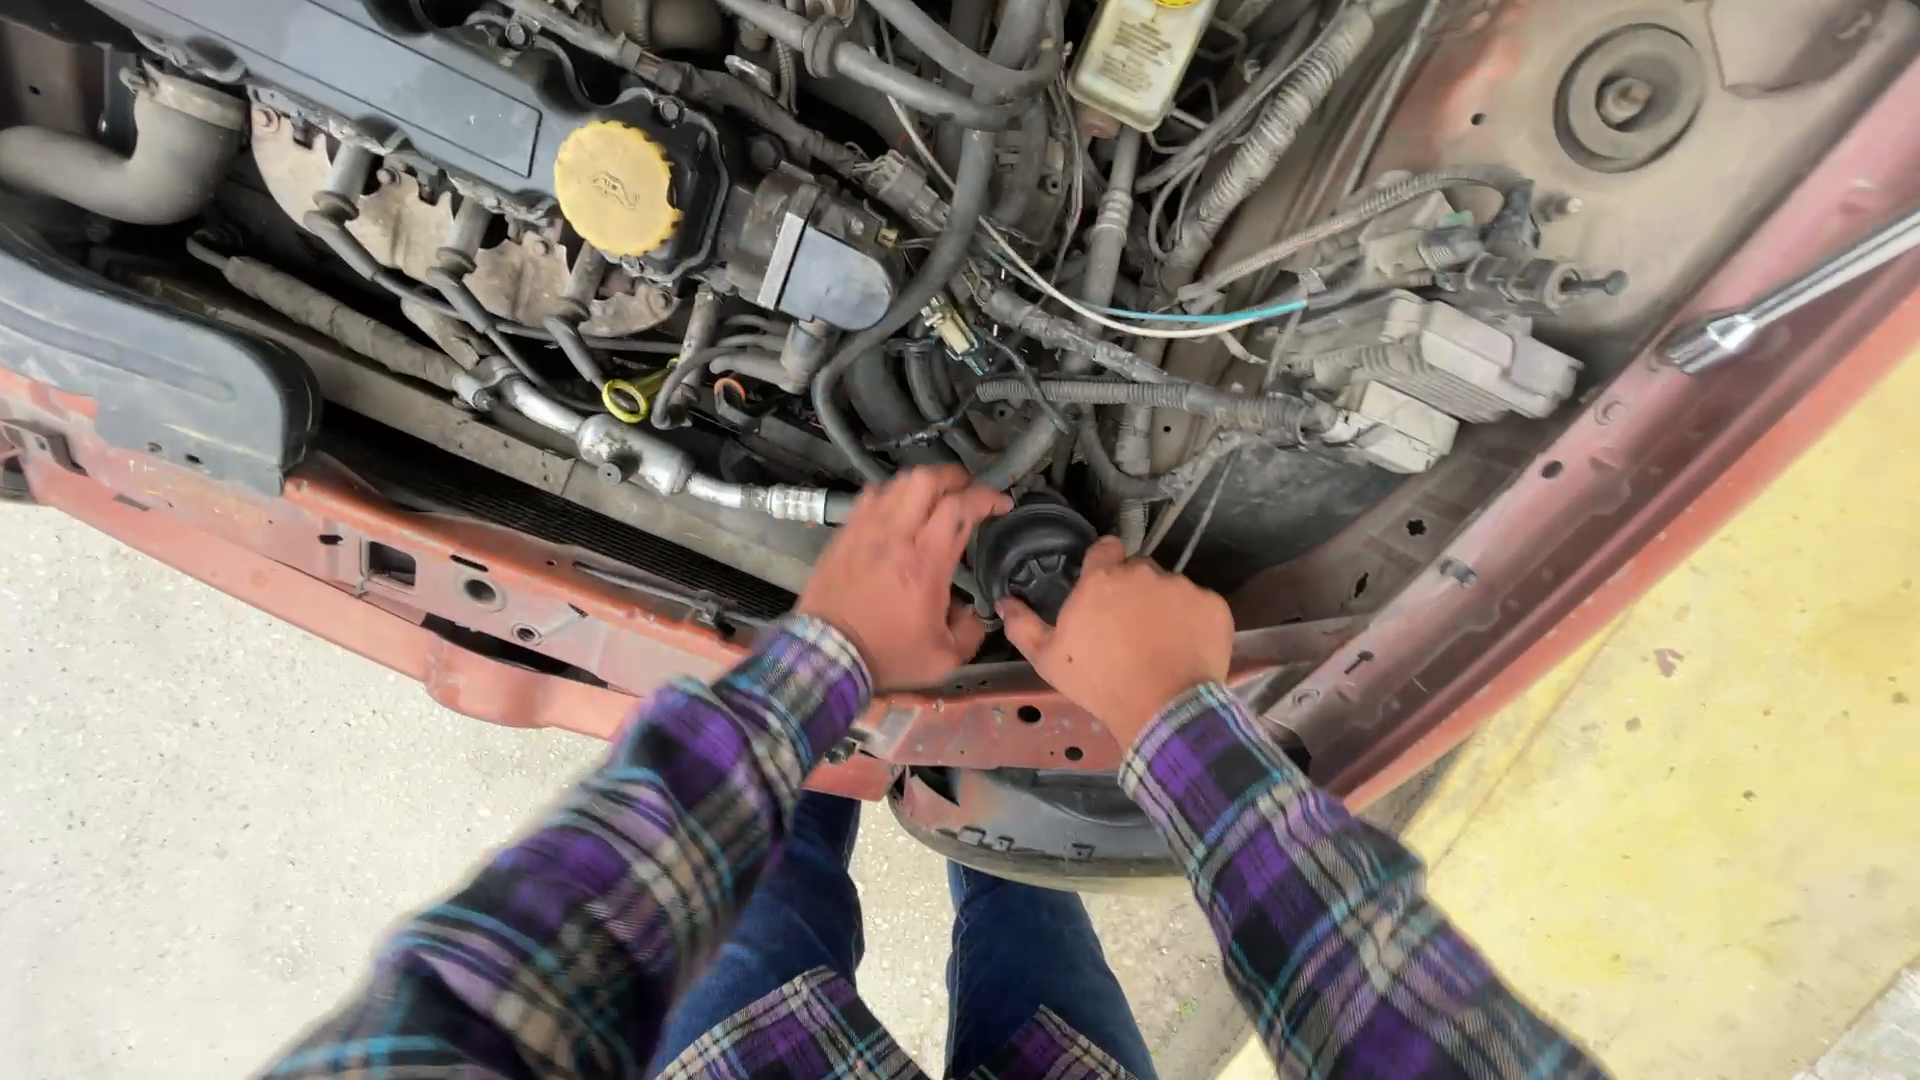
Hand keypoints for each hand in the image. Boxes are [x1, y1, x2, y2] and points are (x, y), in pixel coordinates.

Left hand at [797, 465, 1009, 690]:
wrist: (827, 655)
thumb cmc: (885, 654)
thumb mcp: (943, 658)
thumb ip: (970, 632)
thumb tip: (972, 614)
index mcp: (927, 562)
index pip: (961, 508)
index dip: (987, 497)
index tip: (999, 503)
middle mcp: (897, 537)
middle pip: (927, 480)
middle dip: (954, 477)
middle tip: (965, 490)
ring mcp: (867, 531)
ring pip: (897, 483)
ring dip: (922, 485)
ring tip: (933, 498)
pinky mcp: (845, 535)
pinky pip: (869, 498)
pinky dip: (889, 495)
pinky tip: (896, 509)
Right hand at [999, 536, 1233, 747]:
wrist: (1161, 710)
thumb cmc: (1098, 682)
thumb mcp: (1048, 658)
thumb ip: (1023, 625)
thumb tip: (1004, 602)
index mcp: (1102, 578)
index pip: (1105, 548)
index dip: (1104, 565)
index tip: (1103, 590)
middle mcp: (1143, 572)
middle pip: (1138, 569)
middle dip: (1133, 590)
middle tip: (1128, 626)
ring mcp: (1182, 587)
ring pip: (1169, 587)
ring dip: (1162, 605)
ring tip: (1158, 642)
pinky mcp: (1213, 606)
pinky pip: (1200, 605)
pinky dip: (1193, 621)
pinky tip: (1183, 648)